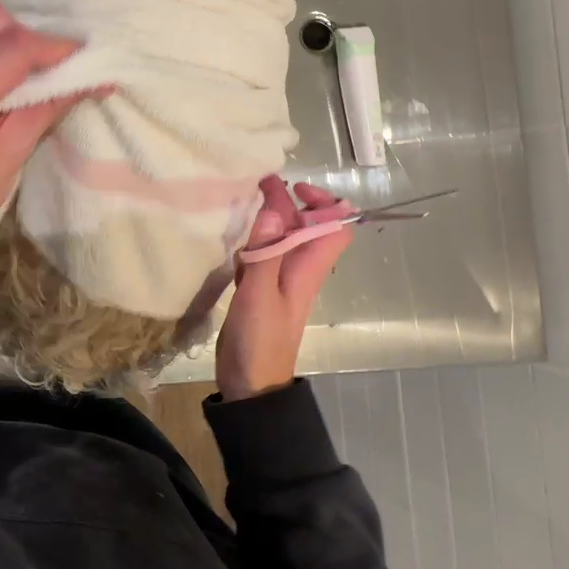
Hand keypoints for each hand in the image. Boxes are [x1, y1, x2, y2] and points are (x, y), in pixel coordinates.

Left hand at [0, 3, 101, 264]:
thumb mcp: (14, 154)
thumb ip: (50, 105)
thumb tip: (95, 74)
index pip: (11, 49)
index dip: (55, 48)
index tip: (86, 59)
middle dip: (32, 39)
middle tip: (58, 68)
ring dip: (11, 40)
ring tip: (33, 73)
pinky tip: (4, 76)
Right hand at [215, 175, 352, 400]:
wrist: (251, 385)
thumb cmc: (260, 341)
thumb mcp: (259, 295)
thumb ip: (266, 253)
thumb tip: (276, 208)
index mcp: (308, 270)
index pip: (335, 226)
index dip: (323, 203)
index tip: (292, 188)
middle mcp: (299, 271)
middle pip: (307, 228)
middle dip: (290, 202)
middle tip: (258, 184)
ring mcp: (279, 281)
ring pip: (285, 240)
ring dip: (271, 218)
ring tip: (243, 200)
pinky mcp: (260, 290)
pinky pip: (264, 255)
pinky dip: (255, 239)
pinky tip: (233, 235)